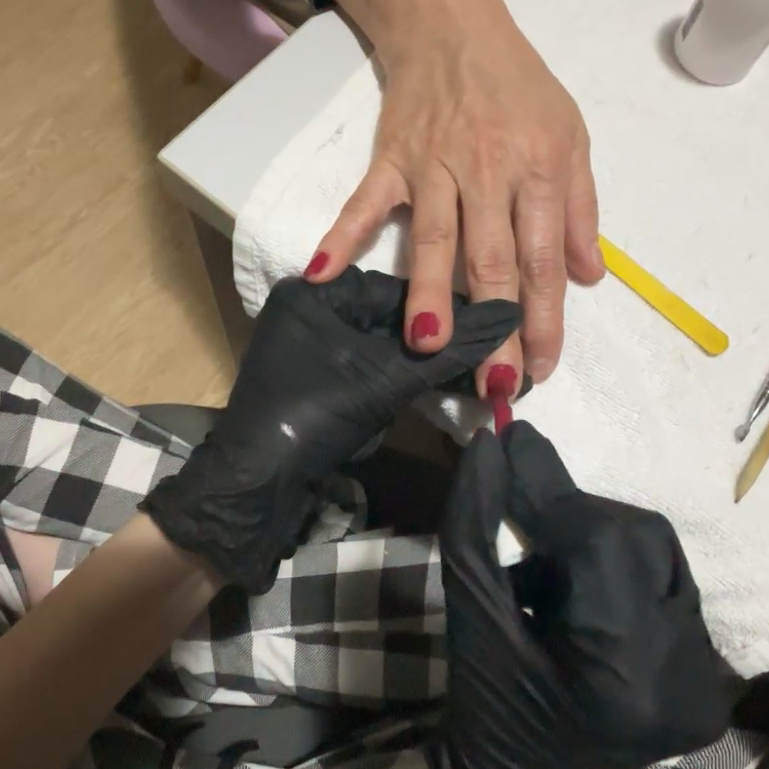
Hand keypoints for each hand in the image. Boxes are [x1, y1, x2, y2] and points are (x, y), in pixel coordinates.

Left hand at [144, 270, 518, 593]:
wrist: (260, 481)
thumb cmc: (316, 415)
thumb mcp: (385, 381)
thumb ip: (447, 352)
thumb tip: (507, 320)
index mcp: (311, 291)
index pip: (392, 287)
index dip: (441, 308)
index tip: (488, 324)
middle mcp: (305, 308)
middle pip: (386, 314)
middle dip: (432, 336)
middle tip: (481, 352)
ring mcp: (306, 345)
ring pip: (377, 342)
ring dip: (417, 359)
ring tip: (465, 369)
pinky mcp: (311, 377)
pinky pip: (363, 364)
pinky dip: (395, 374)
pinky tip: (433, 383)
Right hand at [318, 0, 604, 397]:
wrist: (453, 26)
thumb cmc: (519, 89)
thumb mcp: (569, 137)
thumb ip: (578, 210)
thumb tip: (589, 277)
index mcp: (538, 168)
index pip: (542, 258)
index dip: (542, 318)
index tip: (538, 368)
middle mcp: (487, 171)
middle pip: (491, 260)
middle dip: (493, 326)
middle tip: (491, 383)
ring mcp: (432, 166)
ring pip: (433, 238)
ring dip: (429, 293)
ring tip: (425, 347)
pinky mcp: (389, 160)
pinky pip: (363, 203)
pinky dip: (341, 236)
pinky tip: (320, 274)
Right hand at [431, 422, 728, 768]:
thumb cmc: (485, 712)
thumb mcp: (470, 620)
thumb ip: (473, 528)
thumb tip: (491, 448)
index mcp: (624, 677)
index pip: (601, 543)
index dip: (551, 487)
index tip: (510, 443)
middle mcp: (688, 678)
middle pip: (640, 540)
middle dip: (573, 516)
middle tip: (521, 520)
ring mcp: (709, 681)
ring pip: (658, 556)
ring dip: (597, 542)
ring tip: (546, 576)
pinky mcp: (711, 678)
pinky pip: (667, 587)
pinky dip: (620, 573)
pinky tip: (579, 598)